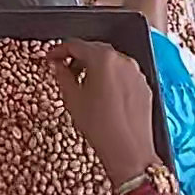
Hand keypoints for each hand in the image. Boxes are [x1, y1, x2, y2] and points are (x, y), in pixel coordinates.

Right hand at [45, 40, 160, 184]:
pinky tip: (103, 94)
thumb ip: (62, 75)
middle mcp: (122, 60)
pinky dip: (111, 77)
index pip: (75, 45)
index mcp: (102, 59)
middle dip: (77, 57)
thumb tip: (57, 65)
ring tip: (83, 83)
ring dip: (95, 67)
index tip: (50, 56)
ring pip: (111, 61)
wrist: (128, 150)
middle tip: (63, 68)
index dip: (59, 49)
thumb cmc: (100, 126)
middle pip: (95, 49)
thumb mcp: (72, 99)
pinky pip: (123, 74)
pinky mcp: (144, 85)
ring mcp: (136, 72)